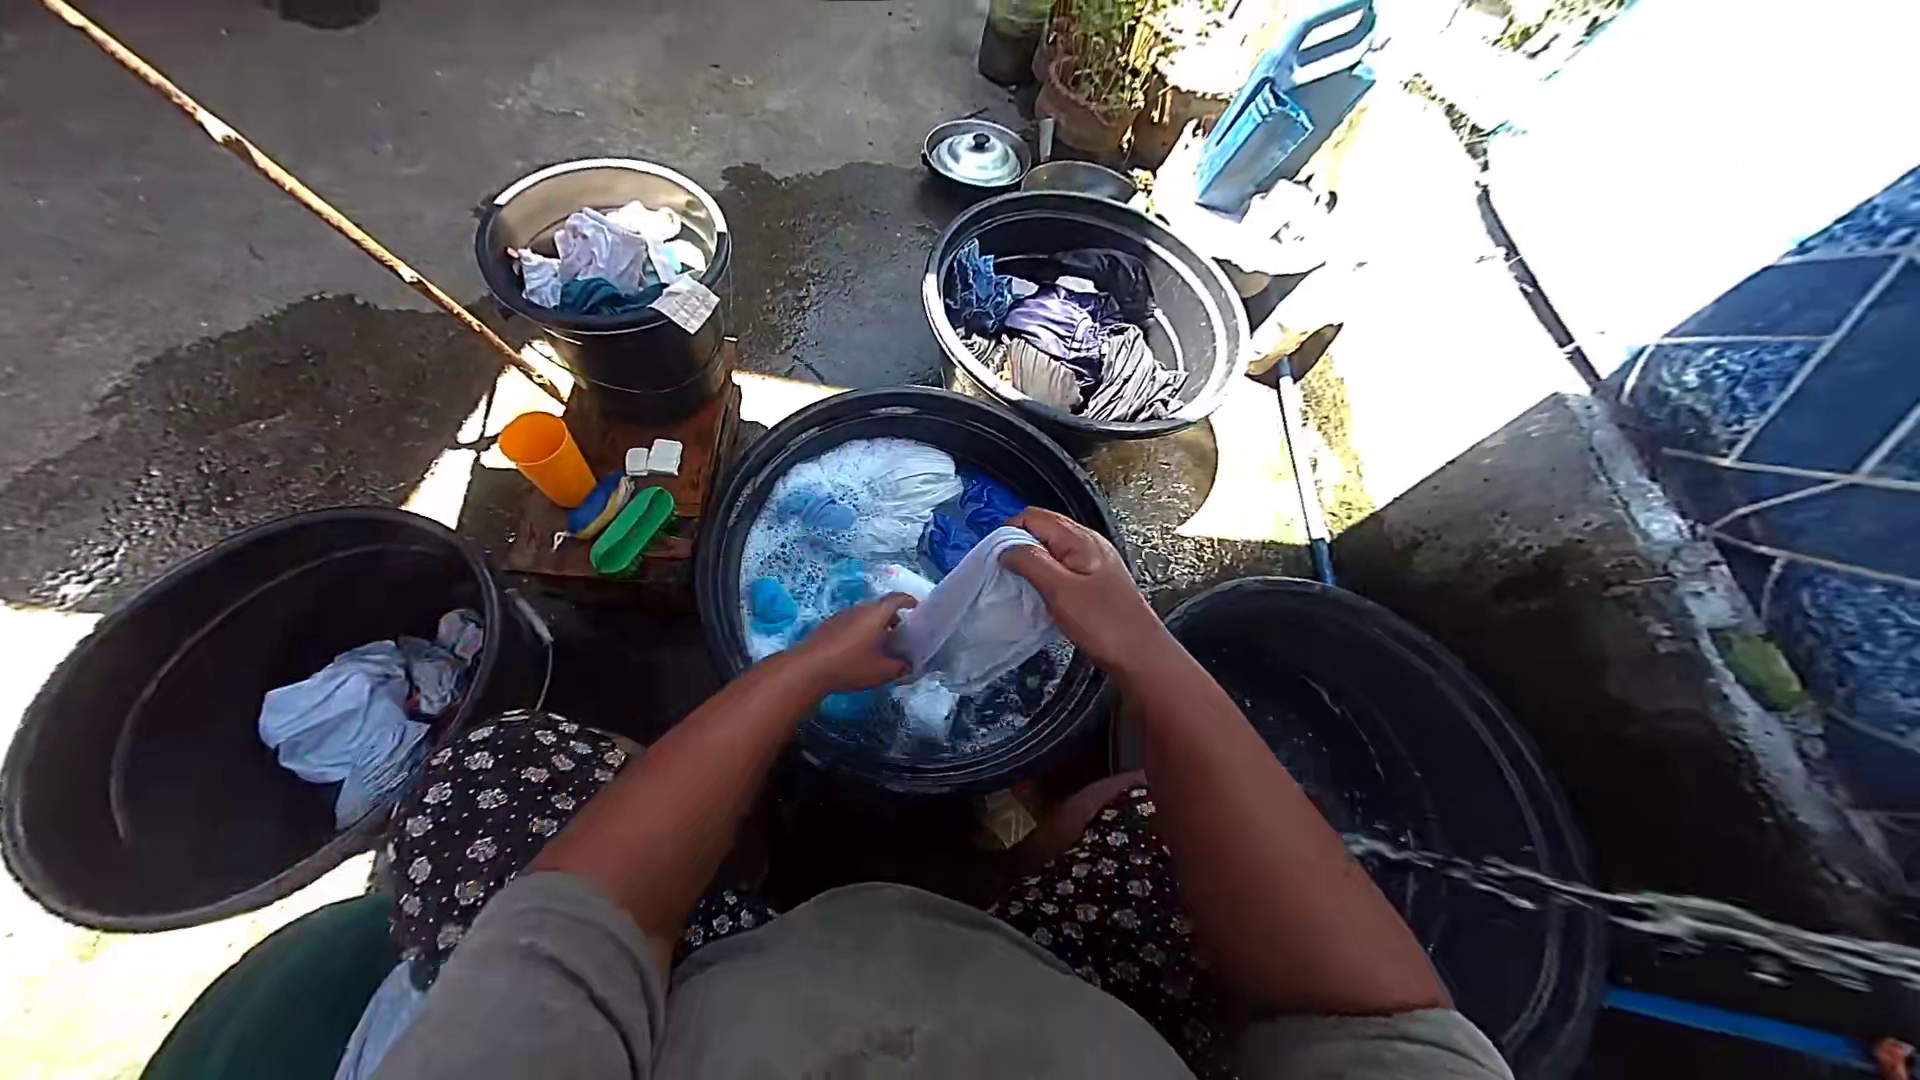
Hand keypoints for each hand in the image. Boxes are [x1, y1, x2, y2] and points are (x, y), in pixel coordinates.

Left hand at [786, 593, 916, 693]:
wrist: (808, 668)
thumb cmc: (850, 665)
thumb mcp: (882, 671)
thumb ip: (901, 667)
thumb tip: (910, 665)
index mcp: (876, 613)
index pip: (897, 598)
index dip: (910, 601)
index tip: (917, 609)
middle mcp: (859, 609)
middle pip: (881, 607)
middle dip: (893, 617)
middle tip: (901, 634)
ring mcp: (841, 615)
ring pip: (865, 615)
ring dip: (876, 625)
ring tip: (881, 644)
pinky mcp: (828, 625)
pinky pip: (851, 622)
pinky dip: (861, 630)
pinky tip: (859, 650)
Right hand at [1001, 508, 1171, 674]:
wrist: (1141, 655)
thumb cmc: (1103, 623)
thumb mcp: (1059, 591)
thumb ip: (1030, 562)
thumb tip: (1005, 548)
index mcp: (1079, 538)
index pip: (1032, 517)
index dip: (1009, 532)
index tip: (997, 560)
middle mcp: (1088, 541)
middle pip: (1042, 528)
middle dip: (1018, 545)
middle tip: (1005, 573)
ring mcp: (1094, 560)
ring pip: (1051, 547)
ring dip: (1031, 561)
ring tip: (1021, 585)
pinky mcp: (1095, 579)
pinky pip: (1062, 565)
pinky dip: (1046, 574)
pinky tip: (1042, 594)